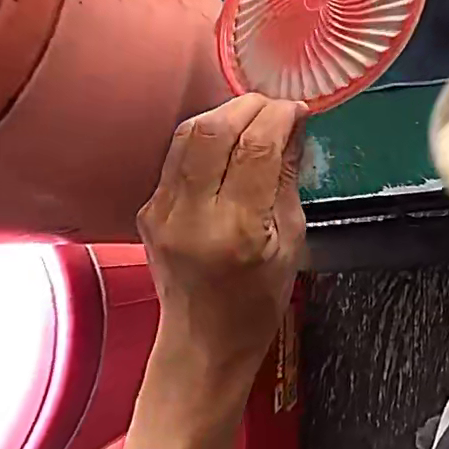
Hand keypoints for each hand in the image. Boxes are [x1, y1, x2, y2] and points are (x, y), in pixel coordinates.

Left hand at [136, 94, 308, 371]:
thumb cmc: (260, 299)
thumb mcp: (292, 238)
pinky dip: (207, 135)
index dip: (280, 117)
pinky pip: (177, 154)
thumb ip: (288, 176)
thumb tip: (295, 126)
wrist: (203, 343)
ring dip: (225, 114)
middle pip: (212, 131)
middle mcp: (191, 216)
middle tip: (276, 107)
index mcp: (237, 230)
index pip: (255, 148)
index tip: (299, 109)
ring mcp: (162, 211)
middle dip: (249, 106)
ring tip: (254, 117)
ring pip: (187, 134)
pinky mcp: (148, 209)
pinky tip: (229, 140)